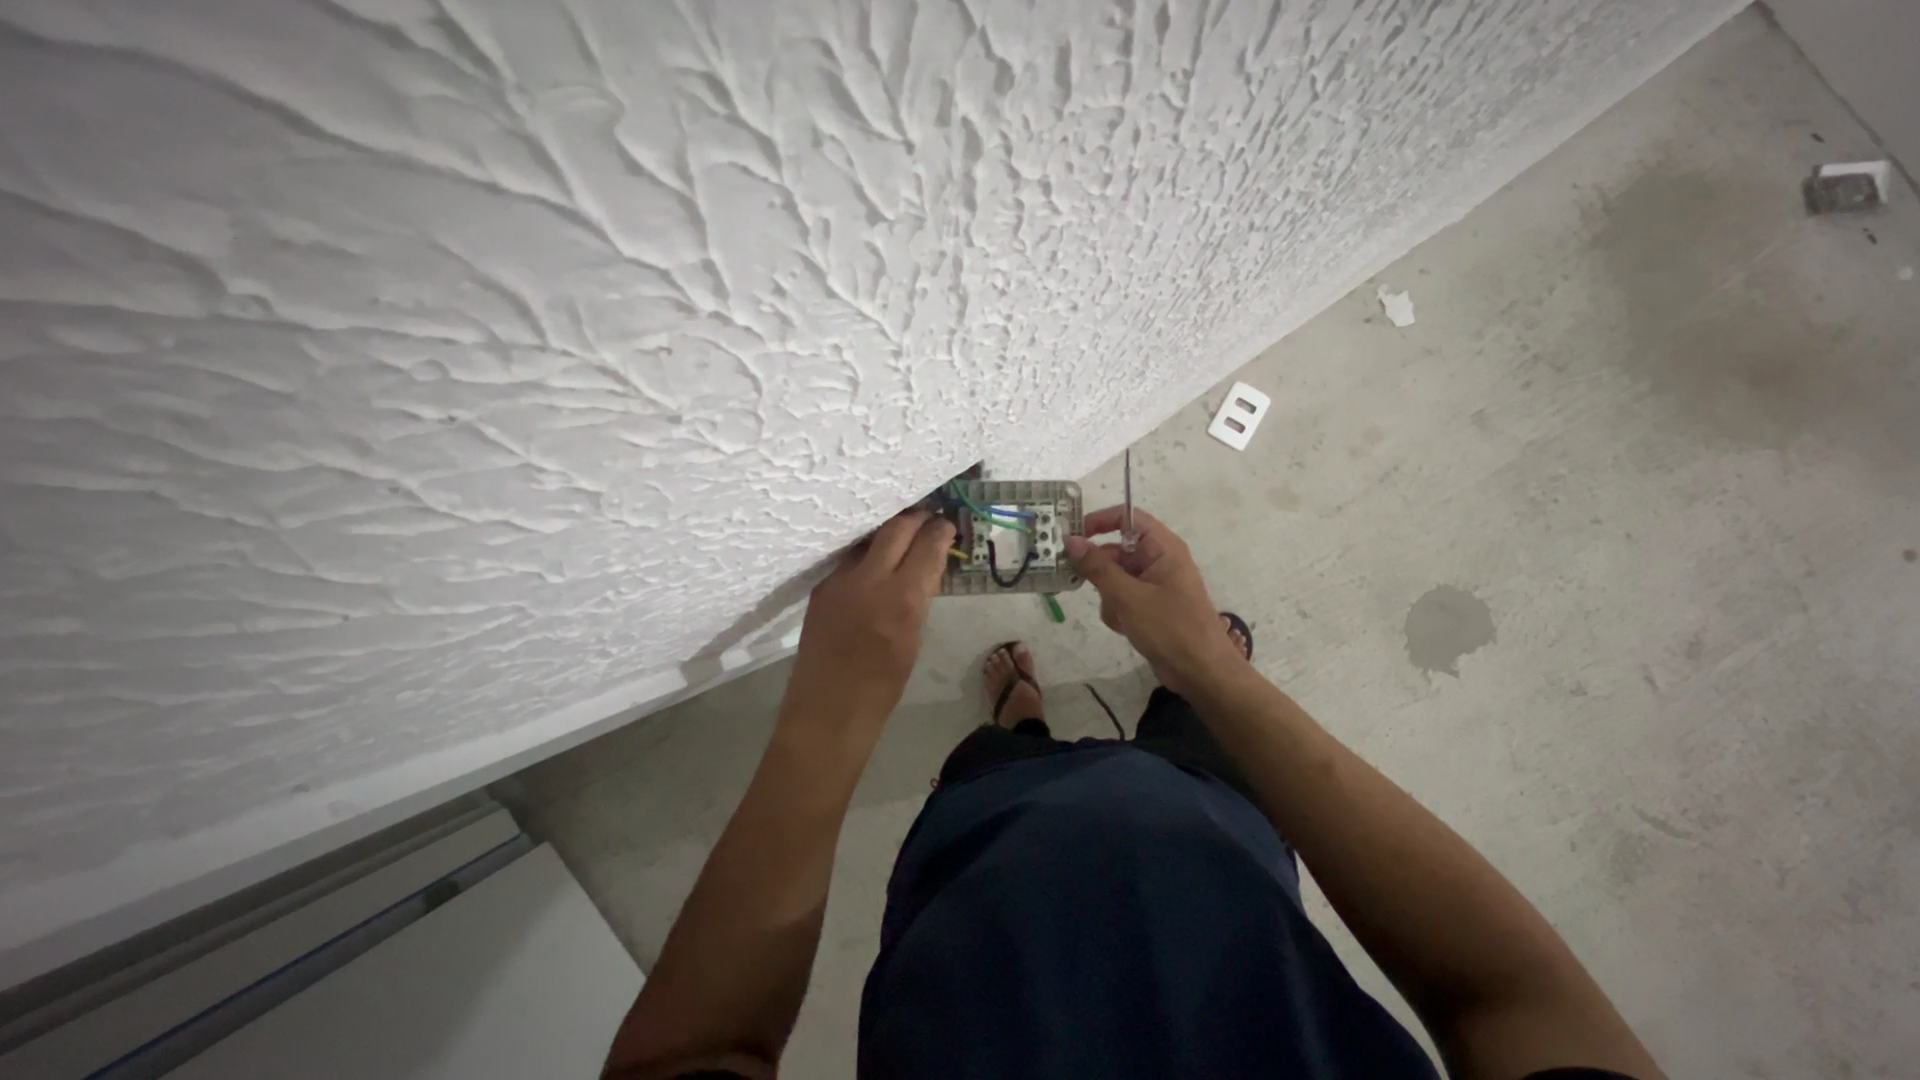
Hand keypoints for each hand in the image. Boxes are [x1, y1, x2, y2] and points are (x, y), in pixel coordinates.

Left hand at [787, 510, 955, 726]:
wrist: (828, 708)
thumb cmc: (883, 685)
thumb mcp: (915, 638)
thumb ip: (920, 597)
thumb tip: (926, 566)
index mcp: (903, 599)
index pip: (928, 546)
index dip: (941, 530)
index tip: (946, 525)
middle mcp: (871, 580)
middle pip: (897, 527)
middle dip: (916, 518)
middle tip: (927, 517)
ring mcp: (840, 581)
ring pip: (870, 539)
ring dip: (889, 533)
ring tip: (903, 535)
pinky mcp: (821, 588)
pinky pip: (849, 561)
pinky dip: (867, 556)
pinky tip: (873, 565)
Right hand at [1065, 506, 1247, 695]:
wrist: (1201, 672)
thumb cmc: (1170, 628)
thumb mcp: (1129, 597)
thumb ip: (1097, 568)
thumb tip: (1071, 540)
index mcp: (1163, 548)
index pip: (1128, 518)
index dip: (1101, 521)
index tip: (1074, 534)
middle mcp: (1160, 561)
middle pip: (1117, 550)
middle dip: (1100, 570)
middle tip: (1078, 581)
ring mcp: (1155, 585)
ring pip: (1115, 577)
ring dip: (1109, 596)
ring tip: (1120, 616)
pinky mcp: (1150, 607)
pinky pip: (1122, 598)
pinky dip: (1118, 611)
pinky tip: (1125, 628)